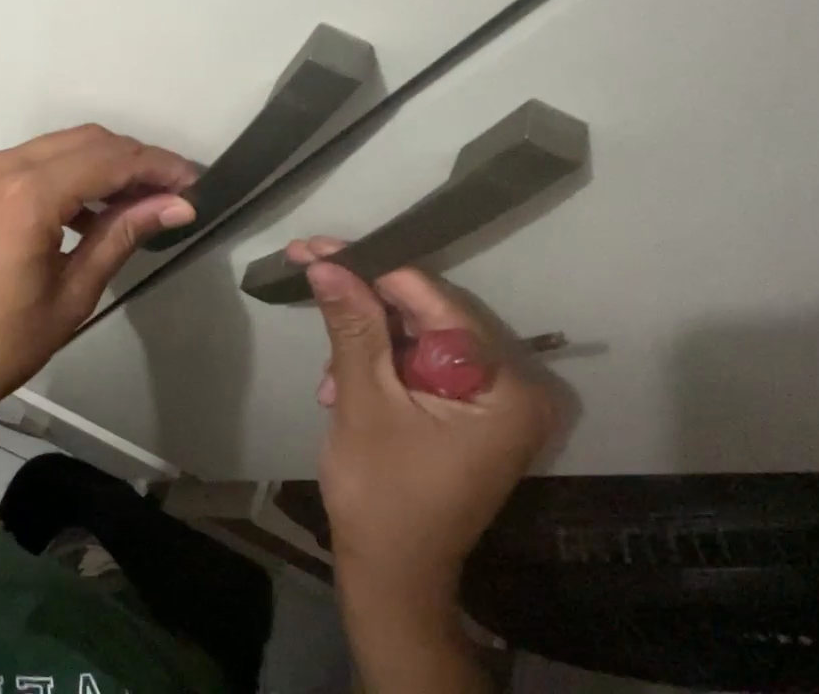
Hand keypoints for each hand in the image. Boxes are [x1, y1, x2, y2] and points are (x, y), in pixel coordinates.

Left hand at [0, 125, 196, 406]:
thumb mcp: (72, 294)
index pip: (107, 159)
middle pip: (82, 141)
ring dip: (98, 165)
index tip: (194, 183)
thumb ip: (121, 237)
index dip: (157, 166)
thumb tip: (176, 205)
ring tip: (136, 205)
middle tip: (170, 193)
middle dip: (131, 160)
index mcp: (25, 195)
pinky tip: (86, 213)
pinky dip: (62, 176)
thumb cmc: (0, 345)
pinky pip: (25, 164)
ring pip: (54, 148)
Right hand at [290, 237, 553, 598]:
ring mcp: (489, 404)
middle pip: (426, 319)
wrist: (390, 570)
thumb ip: (351, 326)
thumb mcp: (363, 400)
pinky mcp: (464, 416)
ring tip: (325, 375)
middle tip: (307, 271)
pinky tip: (340, 387)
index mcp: (505, 385)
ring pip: (415, 342)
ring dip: (362, 344)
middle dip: (361, 305)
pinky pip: (416, 369)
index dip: (373, 271)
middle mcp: (510, 387)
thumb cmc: (383, 490)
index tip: (319, 247)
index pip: (435, 304)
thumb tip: (326, 264)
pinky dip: (376, 369)